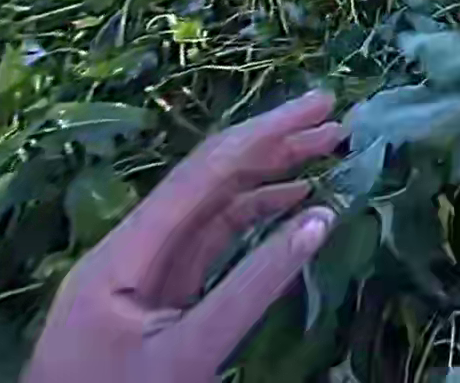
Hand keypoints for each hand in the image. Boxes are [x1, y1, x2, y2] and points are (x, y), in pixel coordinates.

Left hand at [24, 92, 346, 382]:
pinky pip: (219, 233)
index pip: (207, 168)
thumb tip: (323, 217)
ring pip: (220, 199)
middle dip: (277, 142)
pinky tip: (297, 201)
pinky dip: (261, 210)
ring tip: (327, 150)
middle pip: (214, 175)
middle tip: (335, 121)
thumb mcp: (188, 356)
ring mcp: (149, 267)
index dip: (269, 129)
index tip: (322, 103)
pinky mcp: (165, 290)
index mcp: (124, 252)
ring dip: (274, 172)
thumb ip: (255, 285)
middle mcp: (135, 246)